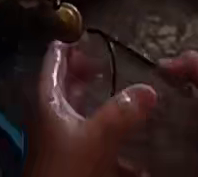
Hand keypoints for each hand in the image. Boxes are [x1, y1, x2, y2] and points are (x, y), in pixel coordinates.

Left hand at [26, 40, 156, 176]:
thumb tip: (150, 89)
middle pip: (65, 82)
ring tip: (121, 95)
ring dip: (96, 101)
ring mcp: (56, 140)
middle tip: (109, 64)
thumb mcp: (96, 139)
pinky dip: (101, 132)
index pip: (54, 58)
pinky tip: (124, 143)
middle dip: (87, 71)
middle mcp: (49, 115)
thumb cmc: (65, 173)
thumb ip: (123, 112)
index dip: (71, 42)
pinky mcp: (67, 163)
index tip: (91, 33)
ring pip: (75, 110)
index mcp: (48, 99)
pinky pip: (84, 138)